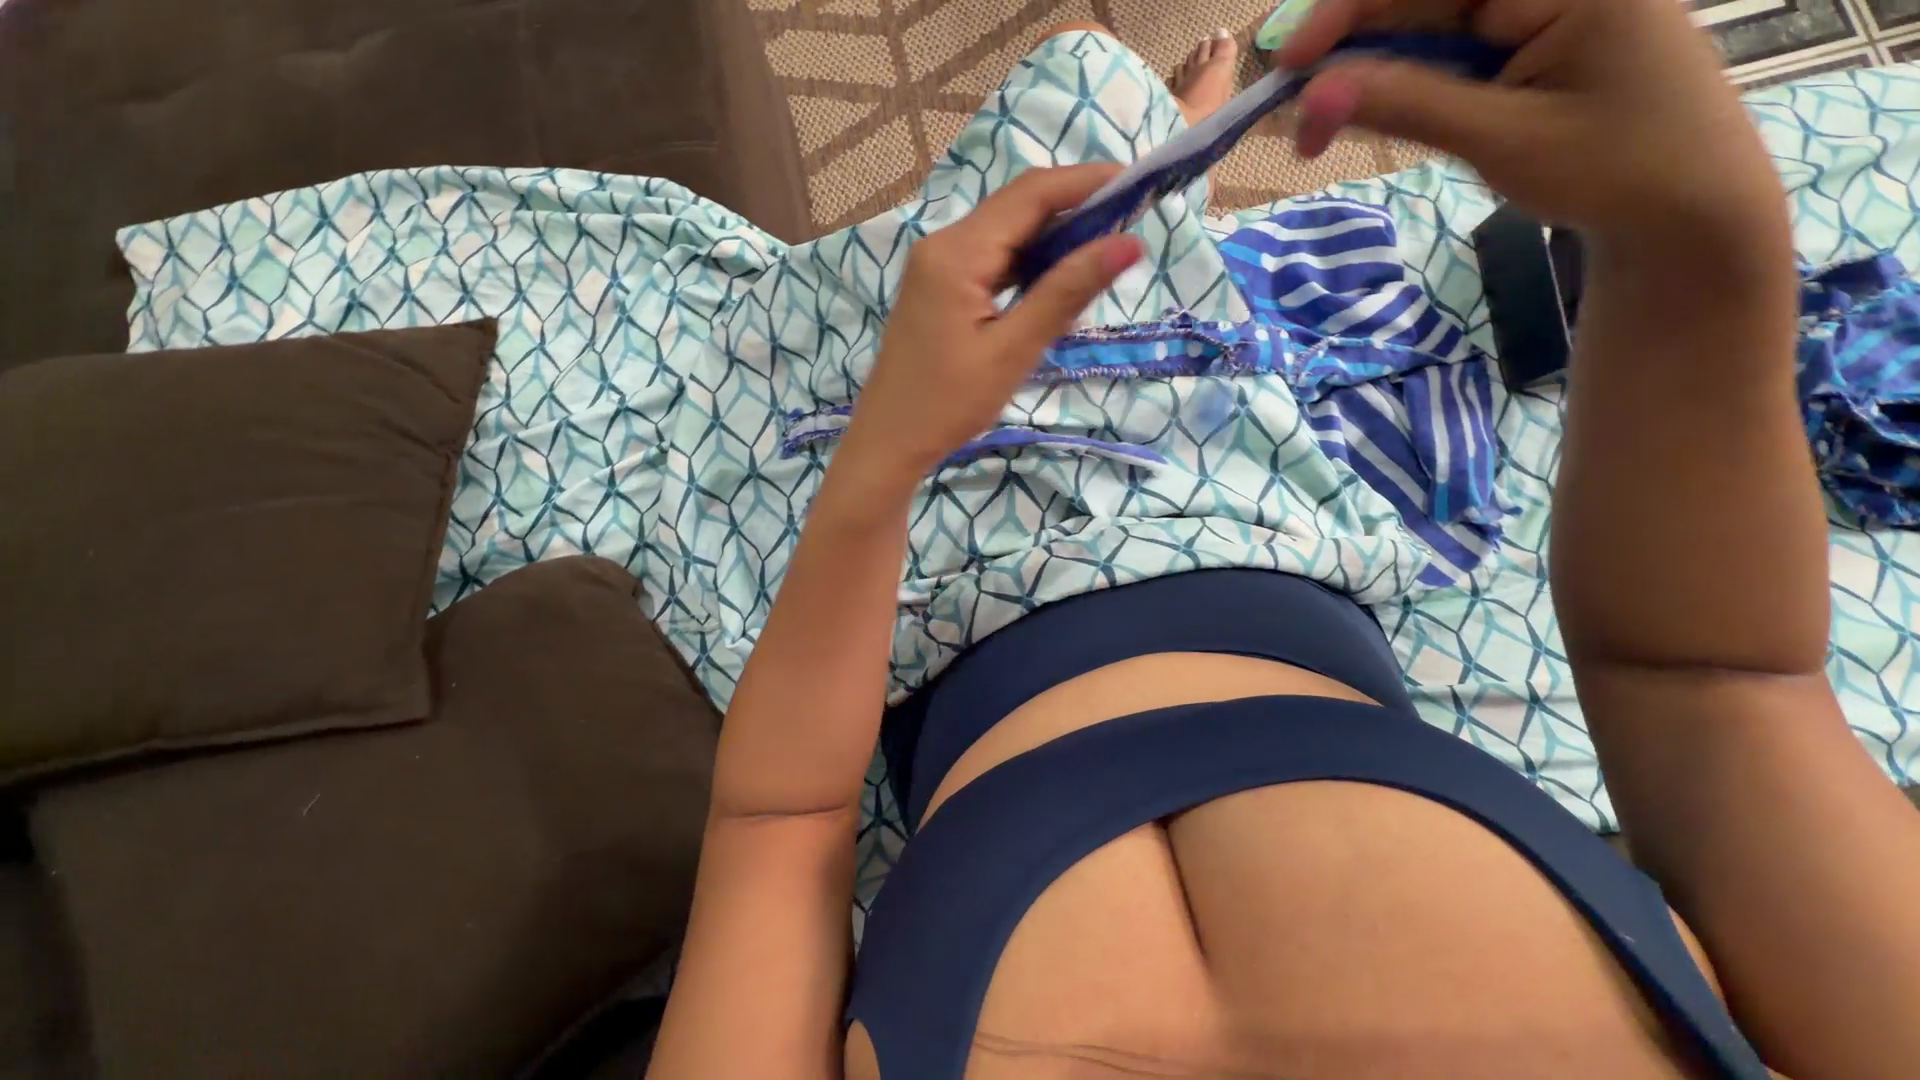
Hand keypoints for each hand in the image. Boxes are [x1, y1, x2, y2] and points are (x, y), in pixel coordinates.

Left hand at [838, 166, 1144, 481]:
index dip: (1086, 181)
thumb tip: (1129, 243)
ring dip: (1055, 234)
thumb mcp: (1014, 350)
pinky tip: (1060, 278)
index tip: (1138, 183)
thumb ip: (1067, 292)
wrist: (889, 441)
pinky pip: (992, 258)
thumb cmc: (948, 403)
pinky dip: (1029, 261)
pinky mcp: (940, 286)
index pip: (1030, 194)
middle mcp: (943, 244)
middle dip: (1075, 205)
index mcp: (957, 253)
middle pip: (1018, 206)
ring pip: (1006, 231)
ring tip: (1106, 247)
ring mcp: (937, 264)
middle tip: (1132, 217)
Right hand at [1280, 0, 1786, 250]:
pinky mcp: (1535, 42)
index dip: (1349, 7)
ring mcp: (1544, 10)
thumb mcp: (1503, 138)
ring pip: (1431, 25)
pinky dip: (1406, 82)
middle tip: (1297, 113)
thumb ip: (1408, 104)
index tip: (1289, 64)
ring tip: (1319, 126)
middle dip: (1351, 47)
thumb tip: (1314, 93)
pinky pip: (1453, 49)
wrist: (1692, 212)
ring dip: (1370, 71)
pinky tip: (1370, 109)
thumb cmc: (1615, 170)